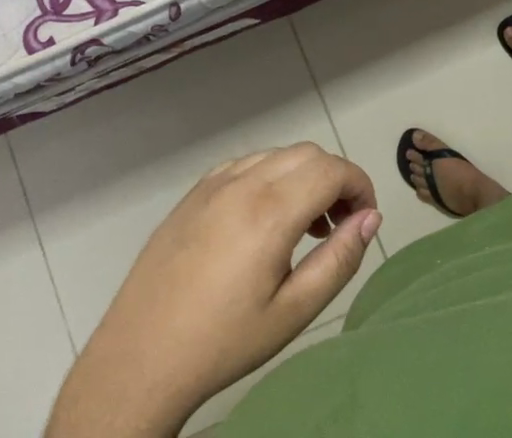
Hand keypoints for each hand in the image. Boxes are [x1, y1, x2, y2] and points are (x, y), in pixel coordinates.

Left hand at [46, 142, 380, 437]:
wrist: (141, 356)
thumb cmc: (224, 341)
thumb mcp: (294, 311)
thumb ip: (339, 258)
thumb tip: (371, 217)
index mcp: (270, 211)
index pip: (332, 169)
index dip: (360, 186)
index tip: (364, 220)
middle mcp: (242, 184)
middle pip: (307, 154)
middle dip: (334, 179)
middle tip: (338, 227)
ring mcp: (212, 185)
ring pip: (275, 155)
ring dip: (302, 177)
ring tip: (303, 229)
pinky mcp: (192, 195)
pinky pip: (244, 166)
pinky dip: (269, 178)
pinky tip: (263, 222)